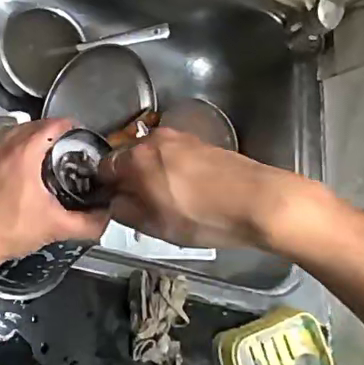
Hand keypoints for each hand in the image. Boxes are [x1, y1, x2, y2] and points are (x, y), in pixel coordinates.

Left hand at [0, 117, 107, 269]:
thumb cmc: (11, 230)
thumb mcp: (56, 227)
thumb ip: (88, 223)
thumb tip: (106, 217)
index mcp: (23, 154)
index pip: (50, 126)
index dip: (68, 125)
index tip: (79, 131)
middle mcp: (3, 149)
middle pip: (31, 126)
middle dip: (50, 129)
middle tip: (66, 142)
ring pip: (12, 136)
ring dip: (30, 138)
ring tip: (46, 152)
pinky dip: (13, 150)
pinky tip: (21, 169)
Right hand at [97, 127, 306, 249]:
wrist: (260, 202)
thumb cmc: (204, 217)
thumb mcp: (156, 226)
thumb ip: (124, 211)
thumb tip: (113, 202)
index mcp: (136, 158)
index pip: (103, 167)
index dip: (103, 187)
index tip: (110, 203)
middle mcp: (154, 140)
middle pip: (128, 159)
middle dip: (129, 180)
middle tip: (139, 207)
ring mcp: (181, 138)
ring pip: (153, 157)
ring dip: (152, 175)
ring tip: (167, 202)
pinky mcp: (202, 143)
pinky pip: (174, 156)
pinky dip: (172, 171)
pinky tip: (188, 193)